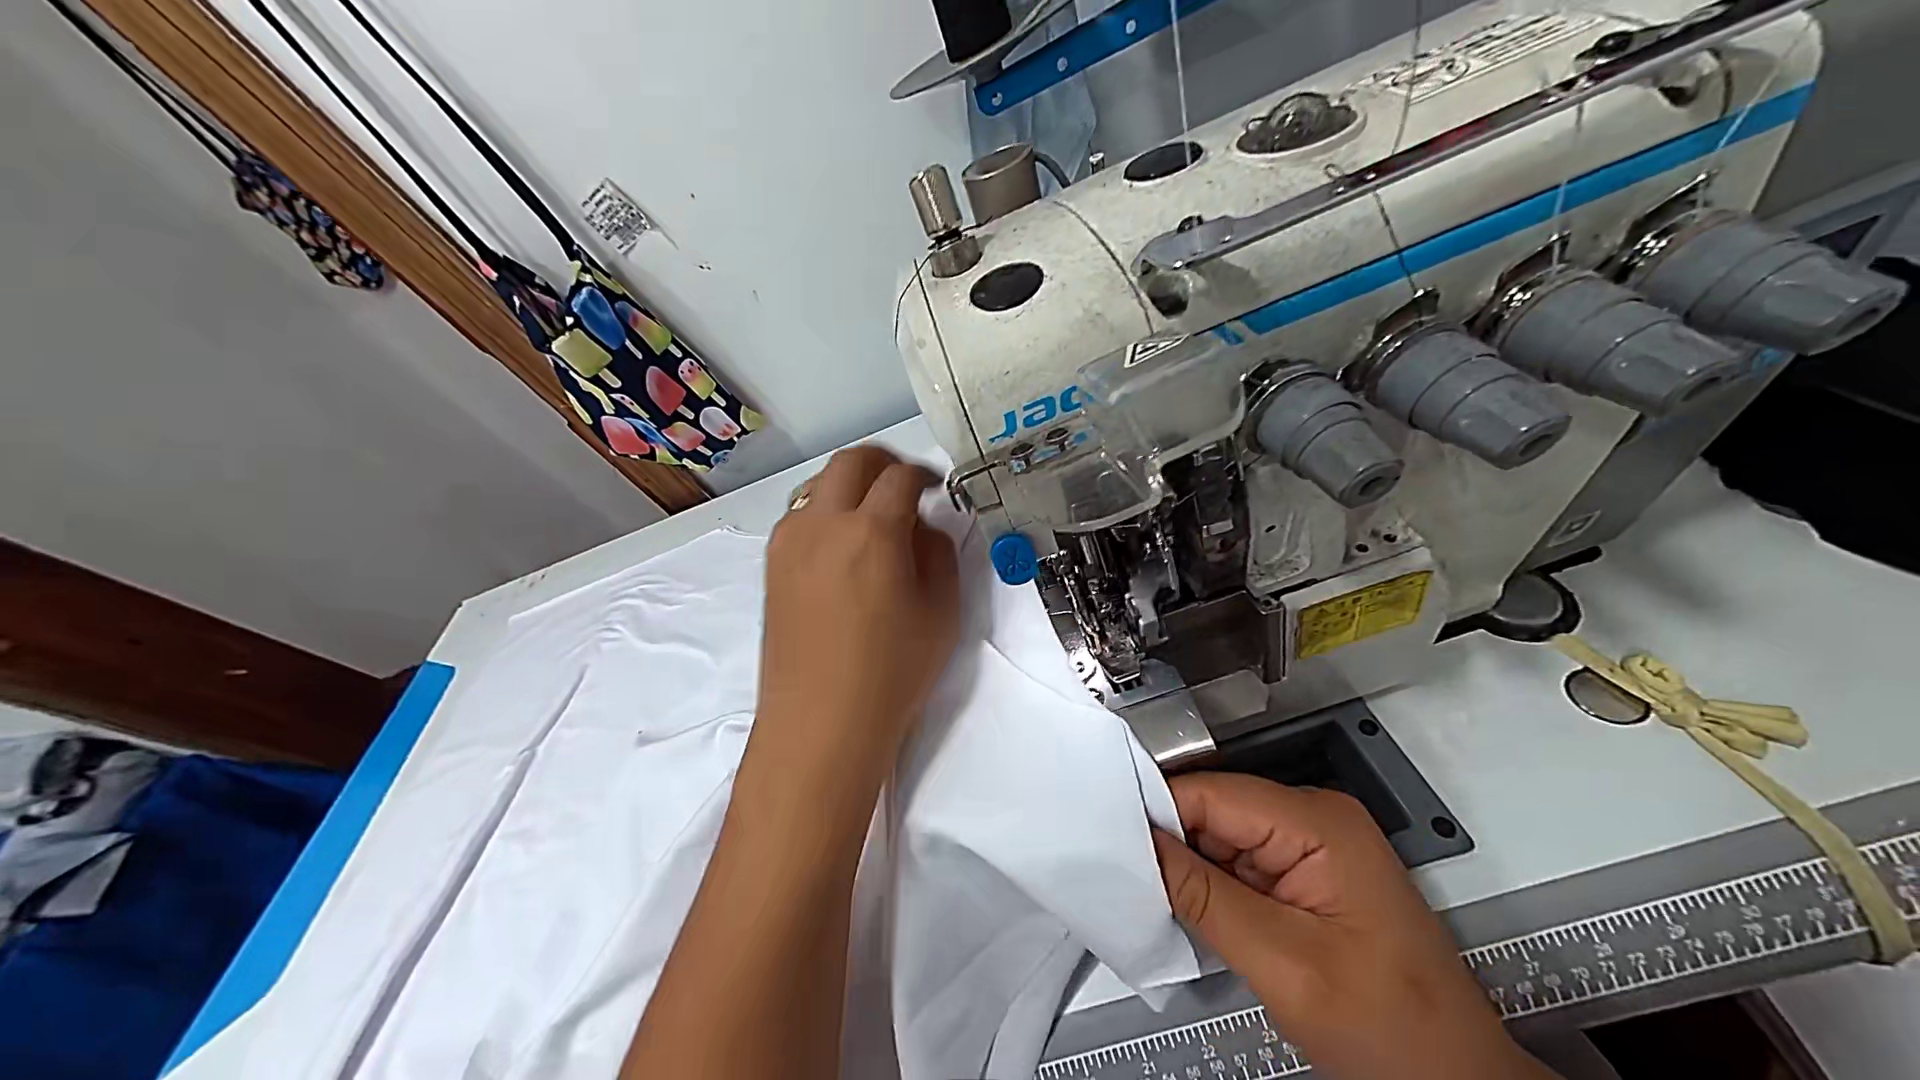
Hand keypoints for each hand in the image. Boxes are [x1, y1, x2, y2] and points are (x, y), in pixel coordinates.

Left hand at [756, 446, 960, 772]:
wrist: (821, 723)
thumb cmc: (892, 673)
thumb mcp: (942, 612)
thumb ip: (939, 553)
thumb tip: (921, 527)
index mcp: (871, 532)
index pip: (901, 478)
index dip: (924, 475)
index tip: (934, 487)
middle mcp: (822, 524)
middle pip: (851, 461)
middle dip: (883, 462)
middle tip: (905, 484)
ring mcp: (789, 542)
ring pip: (819, 484)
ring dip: (850, 484)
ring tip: (873, 515)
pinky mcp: (772, 565)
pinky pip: (800, 516)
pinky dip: (826, 511)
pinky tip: (843, 546)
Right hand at [1153, 773, 1555, 1079]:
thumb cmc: (1395, 1031)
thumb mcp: (1285, 964)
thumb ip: (1204, 897)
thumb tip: (1140, 845)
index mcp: (1318, 822)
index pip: (1209, 794)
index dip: (1155, 814)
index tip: (1111, 843)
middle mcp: (1312, 819)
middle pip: (1210, 811)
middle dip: (1169, 845)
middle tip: (1129, 881)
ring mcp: (1307, 845)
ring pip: (1217, 837)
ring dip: (1187, 870)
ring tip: (1161, 903)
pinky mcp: (1300, 872)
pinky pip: (1234, 862)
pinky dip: (1208, 886)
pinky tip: (1193, 912)